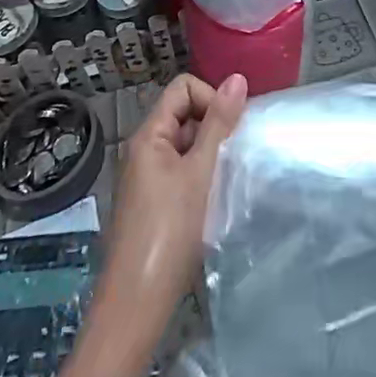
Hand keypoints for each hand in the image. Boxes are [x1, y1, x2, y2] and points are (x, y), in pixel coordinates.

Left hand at [61, 74, 246, 376]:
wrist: (138, 299)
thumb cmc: (170, 229)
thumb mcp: (200, 172)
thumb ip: (219, 124)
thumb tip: (237, 78)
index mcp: (149, 134)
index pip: (183, 88)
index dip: (211, 98)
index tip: (231, 129)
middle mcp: (144, 147)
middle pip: (184, 113)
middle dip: (214, 127)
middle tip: (234, 156)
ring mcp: (147, 174)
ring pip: (185, 143)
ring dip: (210, 153)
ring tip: (226, 179)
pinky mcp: (153, 199)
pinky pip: (181, 169)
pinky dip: (201, 174)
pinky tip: (214, 198)